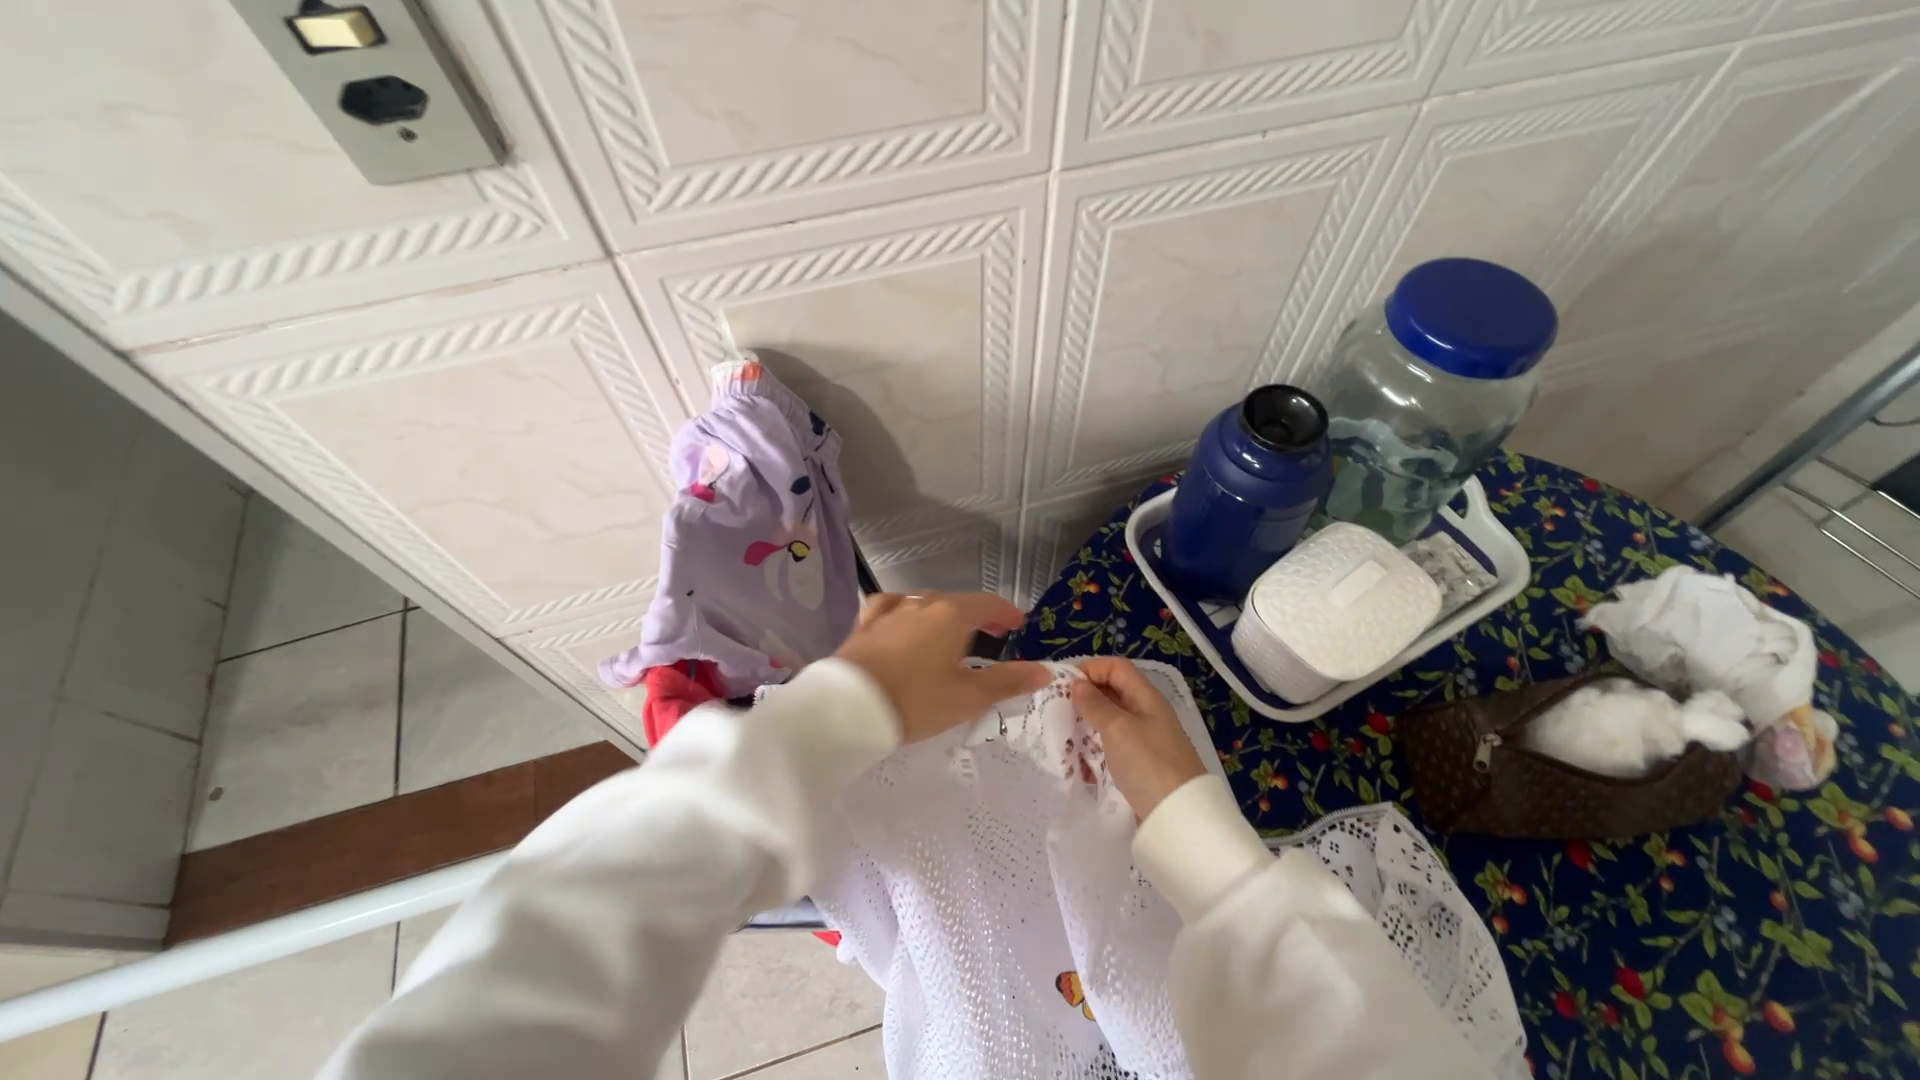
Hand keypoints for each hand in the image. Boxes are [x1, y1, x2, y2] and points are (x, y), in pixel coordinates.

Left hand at [835, 592, 1050, 742]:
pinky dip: (905, 613)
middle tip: (992, 634)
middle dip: (978, 615)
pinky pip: (890, 609)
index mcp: (952, 614)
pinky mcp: (864, 626)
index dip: (1007, 613)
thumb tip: (1045, 670)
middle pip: (957, 601)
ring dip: (943, 614)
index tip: (1020, 625)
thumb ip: (1008, 681)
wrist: (847, 708)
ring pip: (924, 603)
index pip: (988, 603)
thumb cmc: (916, 701)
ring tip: (950, 632)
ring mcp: (889, 611)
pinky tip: (901, 621)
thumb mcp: (968, 697)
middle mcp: (921, 603)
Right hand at [1072, 657, 1206, 818]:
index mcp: (1146, 697)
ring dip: (1086, 727)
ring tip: (1064, 738)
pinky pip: (1111, 748)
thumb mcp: (1118, 729)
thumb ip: (1096, 704)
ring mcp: (1144, 740)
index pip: (1116, 668)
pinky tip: (1079, 764)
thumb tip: (1078, 684)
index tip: (1063, 685)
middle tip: (1057, 712)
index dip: (1090, 669)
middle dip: (1084, 699)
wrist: (1178, 815)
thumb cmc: (1147, 763)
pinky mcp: (1139, 765)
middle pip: (1112, 693)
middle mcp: (1146, 714)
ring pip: (1109, 722)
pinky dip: (1094, 751)